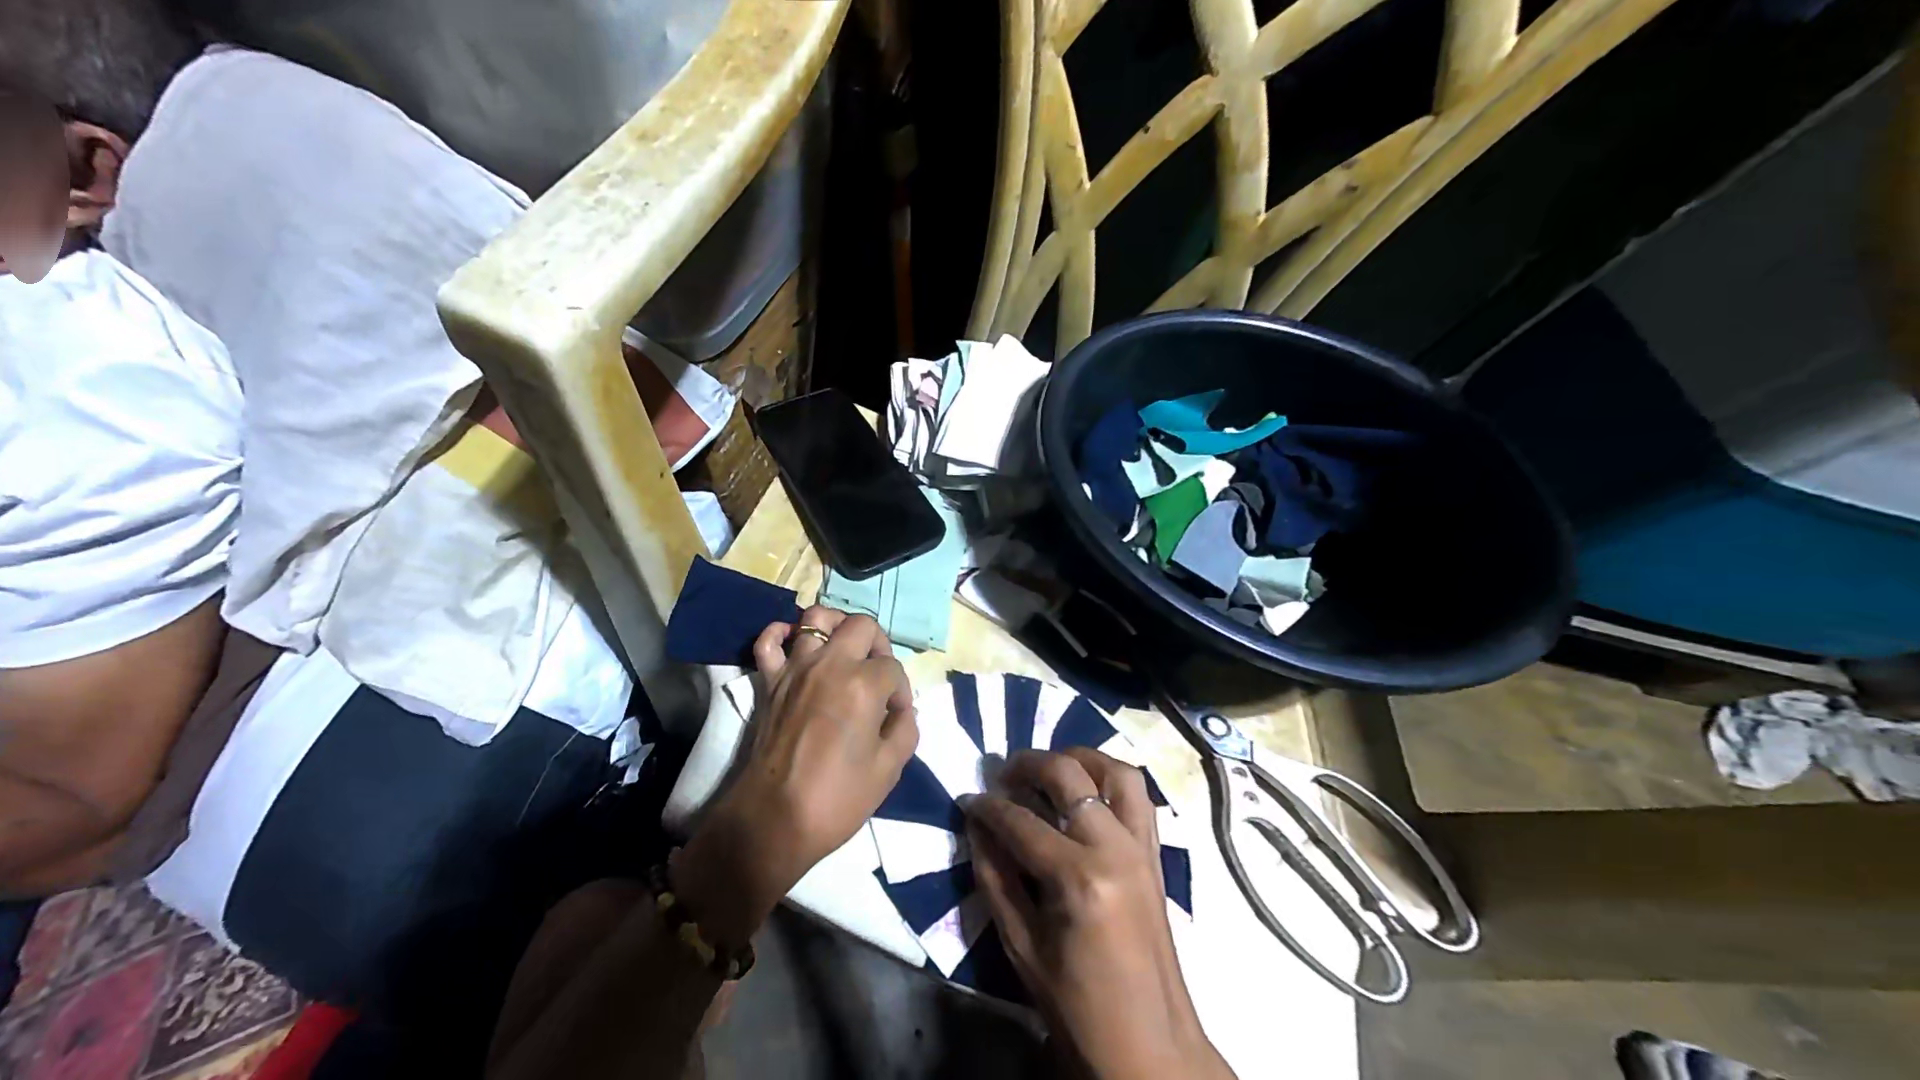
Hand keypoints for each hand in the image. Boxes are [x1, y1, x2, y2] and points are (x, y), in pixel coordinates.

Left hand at [673, 607, 917, 948]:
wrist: (773, 820)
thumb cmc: (837, 798)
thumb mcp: (889, 769)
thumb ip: (904, 730)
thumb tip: (901, 711)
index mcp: (864, 684)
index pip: (893, 668)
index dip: (901, 691)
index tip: (896, 716)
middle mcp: (830, 665)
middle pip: (861, 625)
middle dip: (878, 643)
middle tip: (879, 673)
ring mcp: (795, 669)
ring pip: (815, 618)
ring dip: (835, 624)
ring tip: (845, 646)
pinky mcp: (769, 682)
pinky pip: (768, 642)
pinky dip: (780, 633)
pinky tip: (795, 642)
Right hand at [964, 749, 1234, 1079]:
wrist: (1148, 1044)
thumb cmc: (1076, 1004)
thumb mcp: (1021, 945)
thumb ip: (995, 877)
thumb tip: (976, 824)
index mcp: (1078, 878)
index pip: (1020, 821)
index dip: (987, 806)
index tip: (968, 799)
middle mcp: (1114, 848)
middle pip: (1068, 775)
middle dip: (1028, 764)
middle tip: (1003, 774)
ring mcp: (1142, 847)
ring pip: (1114, 770)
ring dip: (1078, 758)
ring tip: (1049, 768)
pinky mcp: (1157, 854)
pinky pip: (1138, 796)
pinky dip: (1109, 779)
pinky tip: (1085, 790)